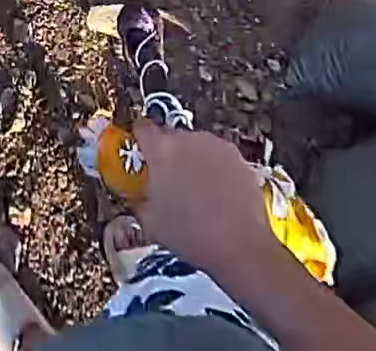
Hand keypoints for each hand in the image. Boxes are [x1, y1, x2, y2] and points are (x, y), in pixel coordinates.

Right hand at [133, 123, 278, 277]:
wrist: (242, 249)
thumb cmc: (193, 235)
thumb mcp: (150, 222)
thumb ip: (136, 199)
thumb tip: (133, 194)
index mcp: (161, 150)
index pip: (141, 127)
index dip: (139, 138)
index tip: (141, 150)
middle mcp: (186, 139)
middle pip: (169, 135)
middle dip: (168, 152)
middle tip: (170, 178)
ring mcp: (213, 145)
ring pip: (194, 144)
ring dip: (191, 157)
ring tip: (197, 187)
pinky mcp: (236, 156)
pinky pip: (217, 153)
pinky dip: (214, 165)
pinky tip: (218, 191)